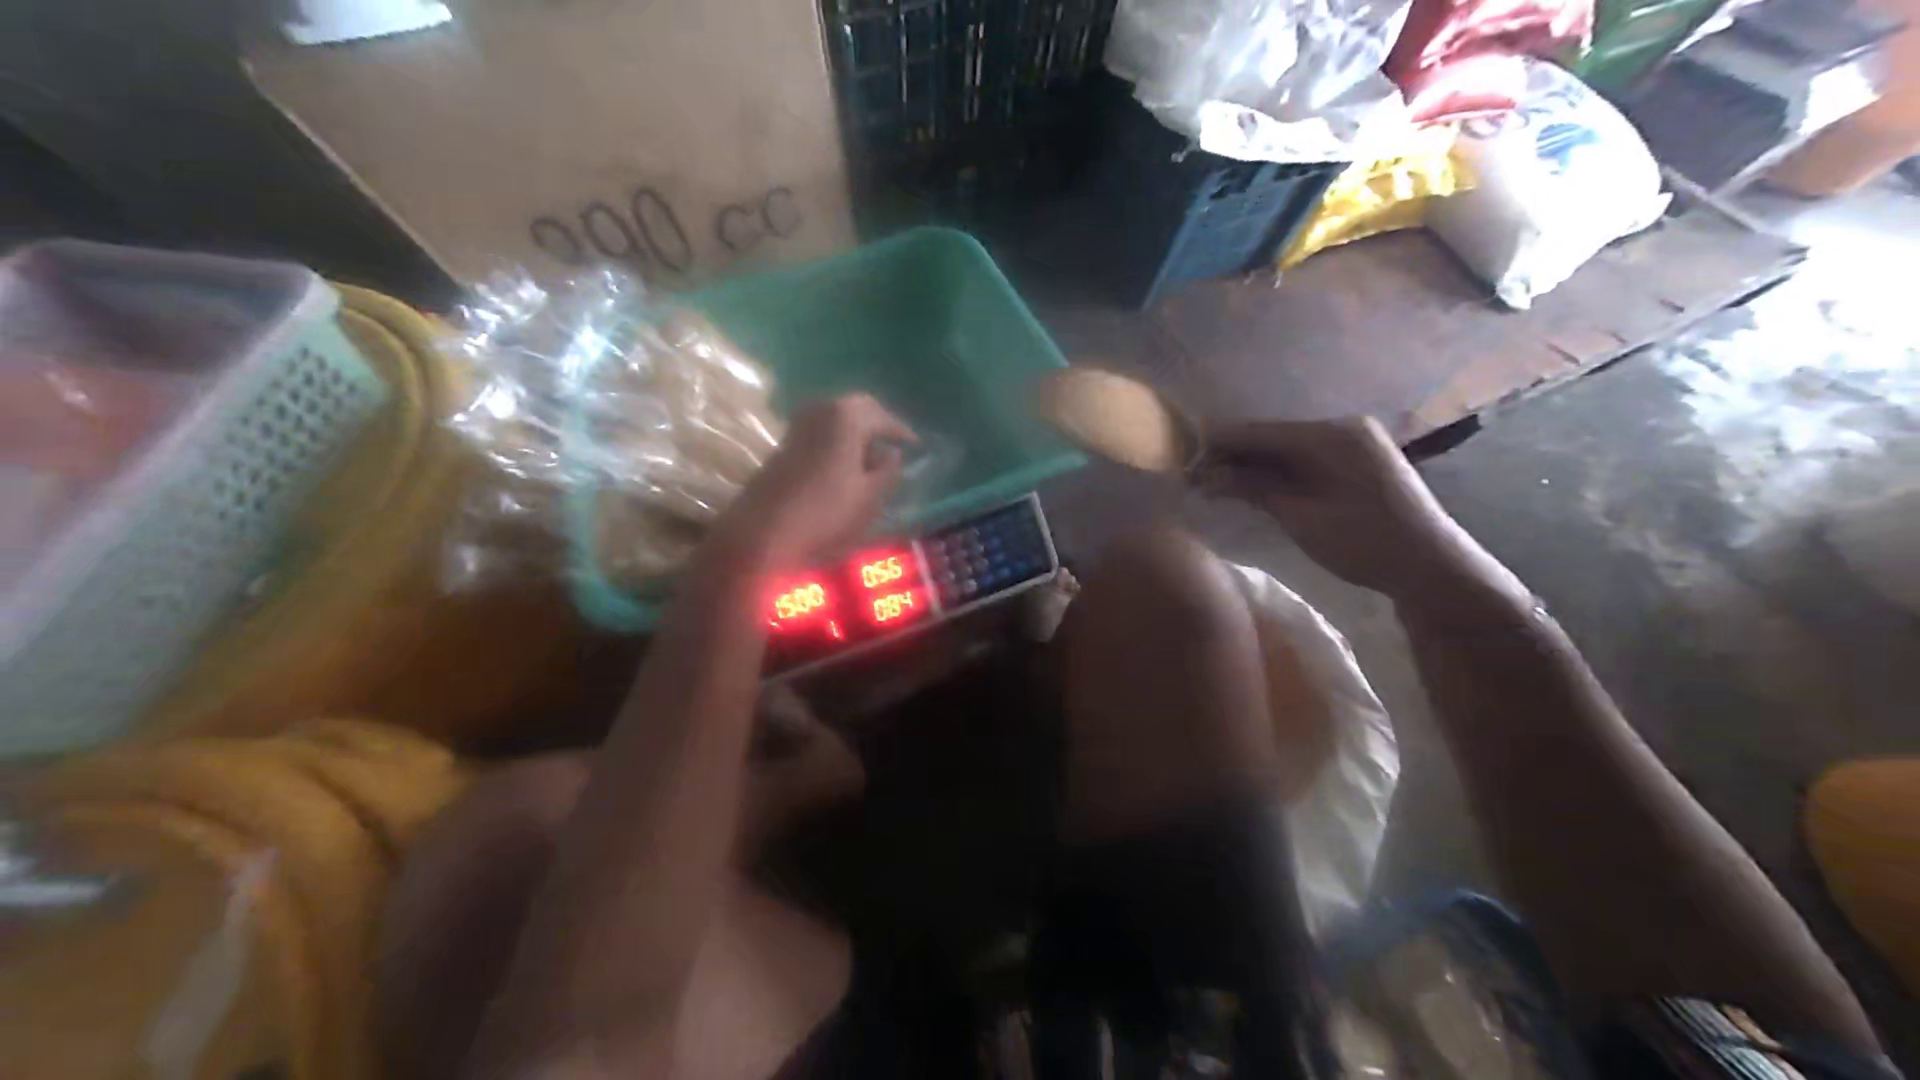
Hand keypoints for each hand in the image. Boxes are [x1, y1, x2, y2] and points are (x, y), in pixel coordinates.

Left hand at [717, 393, 916, 566]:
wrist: (762, 533)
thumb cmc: (825, 514)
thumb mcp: (870, 498)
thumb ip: (889, 471)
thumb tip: (892, 453)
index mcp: (847, 417)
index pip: (884, 418)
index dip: (902, 433)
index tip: (917, 445)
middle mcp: (821, 411)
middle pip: (858, 408)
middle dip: (878, 423)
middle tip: (895, 443)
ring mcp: (798, 426)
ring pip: (836, 418)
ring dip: (856, 431)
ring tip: (872, 454)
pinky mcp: (783, 445)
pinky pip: (821, 432)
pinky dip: (837, 440)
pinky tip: (845, 463)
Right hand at [1201, 417, 1514, 603]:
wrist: (1431, 568)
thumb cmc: (1365, 543)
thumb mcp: (1301, 518)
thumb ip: (1252, 489)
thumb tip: (1204, 476)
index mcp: (1331, 435)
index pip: (1258, 431)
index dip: (1216, 445)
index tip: (1182, 464)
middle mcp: (1340, 428)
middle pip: (1269, 437)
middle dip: (1229, 457)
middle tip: (1192, 482)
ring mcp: (1349, 443)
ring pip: (1282, 449)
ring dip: (1248, 466)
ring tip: (1211, 487)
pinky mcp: (1351, 461)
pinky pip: (1300, 459)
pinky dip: (1272, 473)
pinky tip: (1247, 487)